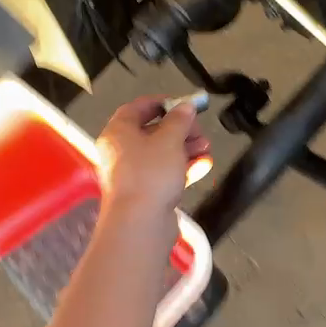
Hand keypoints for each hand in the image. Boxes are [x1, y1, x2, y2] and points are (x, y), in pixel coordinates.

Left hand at [95, 97, 210, 225]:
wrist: (140, 223)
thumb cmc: (151, 173)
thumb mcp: (169, 140)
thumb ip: (180, 120)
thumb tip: (186, 106)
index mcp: (118, 132)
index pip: (137, 108)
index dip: (162, 103)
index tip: (184, 104)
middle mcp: (121, 151)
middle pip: (152, 132)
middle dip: (181, 130)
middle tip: (201, 132)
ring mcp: (133, 174)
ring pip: (162, 154)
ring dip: (186, 149)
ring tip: (207, 149)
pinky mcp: (146, 193)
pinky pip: (165, 174)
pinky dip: (183, 168)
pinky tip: (204, 166)